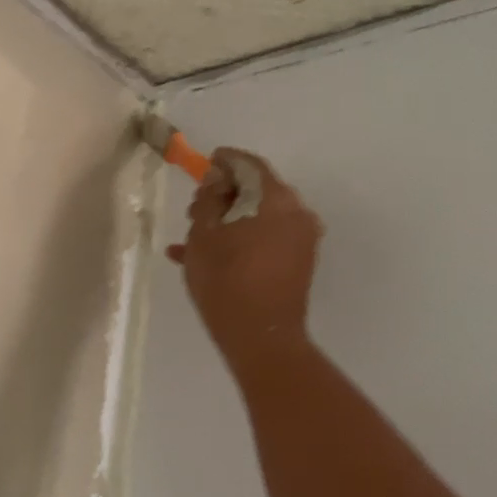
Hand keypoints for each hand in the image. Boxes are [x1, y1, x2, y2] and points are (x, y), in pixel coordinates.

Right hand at [166, 149, 322, 363]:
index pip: (250, 165)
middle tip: (194, 209)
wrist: (259, 335)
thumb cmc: (225, 278)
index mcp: (276, 200)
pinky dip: (240, 239)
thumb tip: (217, 178)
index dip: (224, 161)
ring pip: (260, 216)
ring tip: (195, 237)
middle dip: (225, 194)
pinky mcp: (299, 261)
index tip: (204, 164)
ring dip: (230, 219)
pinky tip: (208, 256)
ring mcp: (302, 240)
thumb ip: (209, 199)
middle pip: (258, 190)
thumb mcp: (203, 234)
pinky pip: (266, 237)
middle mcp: (298, 214)